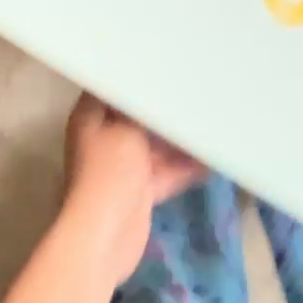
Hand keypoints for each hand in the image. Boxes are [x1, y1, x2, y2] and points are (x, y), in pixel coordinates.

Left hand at [60, 93, 207, 287]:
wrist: (104, 237)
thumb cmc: (109, 172)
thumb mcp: (127, 130)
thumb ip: (142, 109)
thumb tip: (152, 88)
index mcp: (91, 116)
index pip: (112, 86)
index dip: (135, 76)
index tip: (163, 65)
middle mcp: (105, 136)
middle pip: (136, 117)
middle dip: (163, 110)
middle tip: (195, 92)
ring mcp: (122, 165)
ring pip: (154, 145)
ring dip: (179, 139)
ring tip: (210, 121)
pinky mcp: (139, 190)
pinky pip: (165, 171)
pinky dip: (185, 166)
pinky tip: (212, 157)